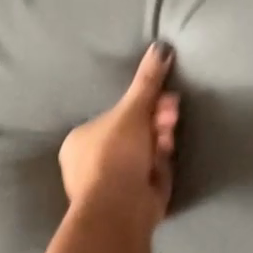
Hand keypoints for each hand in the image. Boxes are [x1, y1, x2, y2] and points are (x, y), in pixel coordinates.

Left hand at [58, 44, 179, 232]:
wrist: (120, 207)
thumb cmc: (115, 155)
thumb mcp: (132, 111)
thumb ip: (148, 80)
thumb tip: (161, 45)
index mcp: (81, 140)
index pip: (120, 115)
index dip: (145, 106)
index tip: (163, 101)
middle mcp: (93, 160)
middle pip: (137, 131)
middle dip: (157, 121)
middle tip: (171, 116)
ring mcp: (114, 180)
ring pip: (147, 150)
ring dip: (161, 140)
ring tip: (168, 140)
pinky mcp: (135, 196)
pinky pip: (154, 171)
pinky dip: (161, 164)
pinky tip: (166, 162)